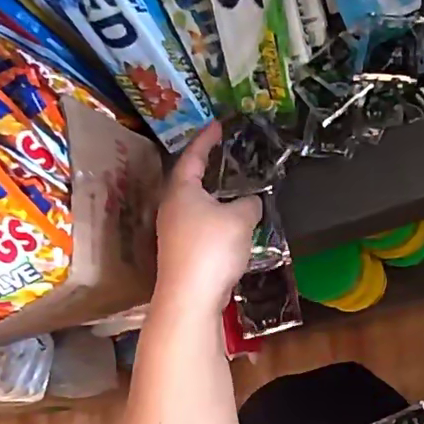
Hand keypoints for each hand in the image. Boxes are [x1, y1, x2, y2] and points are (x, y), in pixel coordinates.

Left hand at [154, 121, 261, 313]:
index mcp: (181, 190)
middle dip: (206, 170)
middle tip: (223, 158)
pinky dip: (213, 222)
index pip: (192, 155)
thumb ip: (249, 204)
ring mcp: (171, 233)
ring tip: (231, 194)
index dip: (206, 139)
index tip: (217, 125)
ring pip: (193, 207)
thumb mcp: (240, 220)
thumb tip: (252, 202)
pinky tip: (228, 229)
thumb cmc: (212, 249)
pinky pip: (198, 228)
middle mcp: (170, 208)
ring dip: (211, 199)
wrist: (189, 297)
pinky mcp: (179, 254)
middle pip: (188, 181)